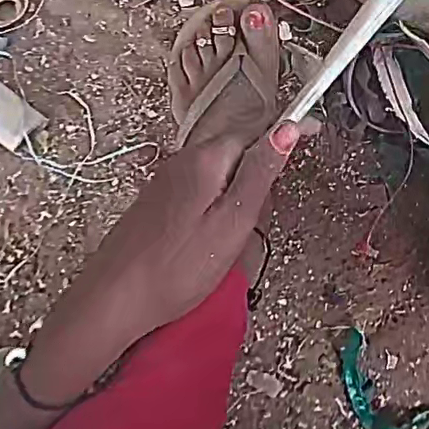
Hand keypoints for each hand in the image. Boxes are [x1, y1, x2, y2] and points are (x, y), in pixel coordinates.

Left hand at [21, 121, 303, 402]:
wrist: (112, 301)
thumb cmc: (180, 267)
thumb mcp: (233, 222)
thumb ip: (261, 172)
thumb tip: (289, 127)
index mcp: (207, 158)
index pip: (258, 128)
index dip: (288, 130)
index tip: (316, 130)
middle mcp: (185, 157)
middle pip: (238, 150)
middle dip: (259, 173)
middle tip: (262, 216)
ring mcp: (167, 176)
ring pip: (220, 170)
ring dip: (239, 191)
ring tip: (237, 235)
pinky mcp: (158, 197)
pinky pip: (202, 186)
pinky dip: (218, 202)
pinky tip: (211, 236)